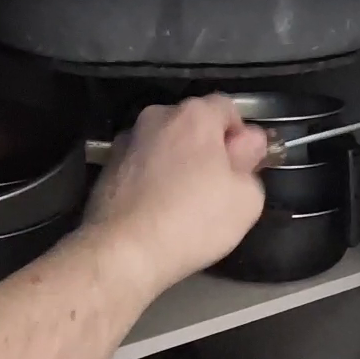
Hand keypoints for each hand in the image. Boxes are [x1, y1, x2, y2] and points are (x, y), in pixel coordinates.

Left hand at [80, 95, 268, 293]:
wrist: (125, 250)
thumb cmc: (193, 221)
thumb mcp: (247, 200)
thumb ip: (251, 166)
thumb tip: (246, 149)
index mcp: (195, 116)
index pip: (228, 108)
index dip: (242, 136)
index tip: (246, 166)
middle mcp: (157, 117)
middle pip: (194, 126)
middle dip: (209, 150)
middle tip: (219, 190)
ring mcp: (127, 141)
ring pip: (166, 146)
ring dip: (179, 165)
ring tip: (186, 205)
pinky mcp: (107, 167)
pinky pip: (143, 167)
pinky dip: (154, 181)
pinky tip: (160, 212)